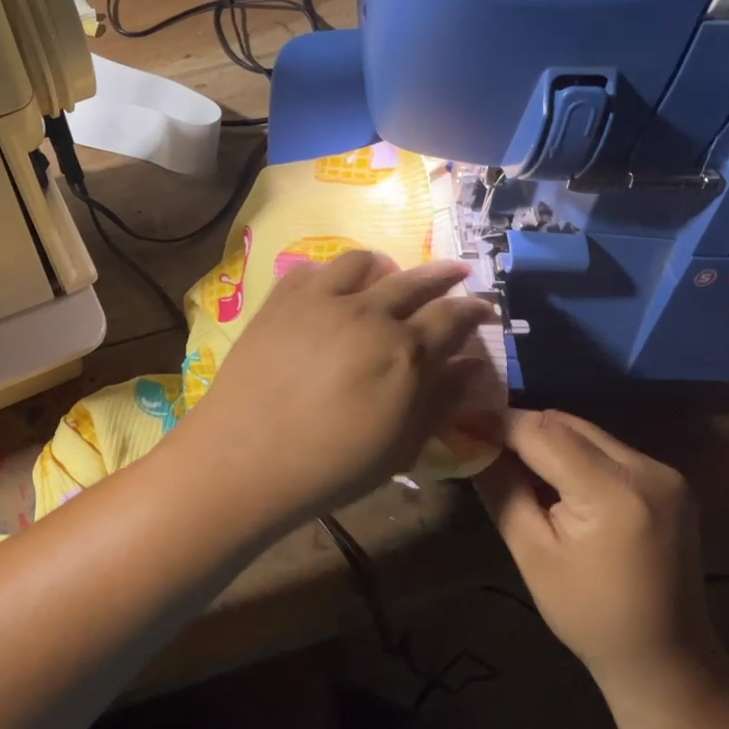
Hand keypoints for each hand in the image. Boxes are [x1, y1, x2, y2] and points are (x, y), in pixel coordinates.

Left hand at [173, 250, 497, 525]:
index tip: (484, 305)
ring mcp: (320, 299)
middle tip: (456, 271)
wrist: (244, 457)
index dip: (473, 309)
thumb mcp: (401, 446)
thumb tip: (474, 366)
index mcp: (405, 351)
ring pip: (362, 262)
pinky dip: (332, 272)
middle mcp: (368, 312)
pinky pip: (313, 268)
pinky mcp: (281, 299)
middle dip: (442, 275)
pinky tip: (331, 285)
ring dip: (385, 267)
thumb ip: (441, 401)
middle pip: (414, 280)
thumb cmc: (331, 466)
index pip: (453, 317)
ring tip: (388, 274)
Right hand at [474, 410, 717, 681]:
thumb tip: (470, 444)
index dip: (496, 423)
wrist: (665, 659)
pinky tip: (551, 475)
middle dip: (519, 428)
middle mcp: (648, 471)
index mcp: (614, 494)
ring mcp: (665, 473)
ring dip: (545, 438)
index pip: (542, 432)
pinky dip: (572, 452)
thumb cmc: (589, 614)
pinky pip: (606, 448)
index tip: (459, 424)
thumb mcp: (532, 554)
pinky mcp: (669, 481)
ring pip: (586, 432)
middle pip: (566, 424)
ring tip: (509, 458)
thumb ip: (502, 489)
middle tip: (479, 441)